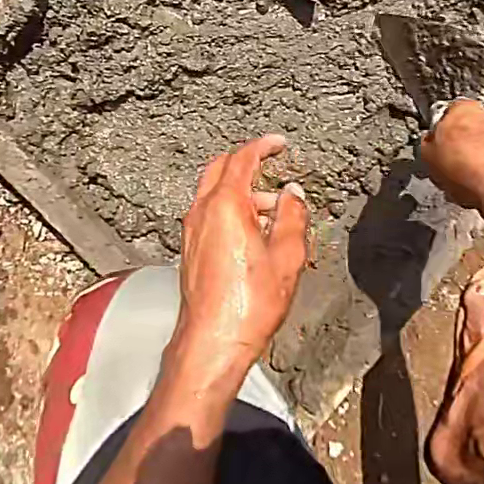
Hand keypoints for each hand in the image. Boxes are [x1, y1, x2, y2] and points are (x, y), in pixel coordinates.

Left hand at [170, 135, 309, 378]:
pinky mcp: (190, 249)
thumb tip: (293, 194)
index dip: (262, 146)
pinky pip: (209, 215)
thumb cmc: (248, 304)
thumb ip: (292, 217)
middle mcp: (201, 213)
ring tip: (274, 213)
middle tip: (271, 165)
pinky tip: (253, 234)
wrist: (212, 340)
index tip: (278, 144)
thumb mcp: (286, 257)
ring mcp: (191, 231)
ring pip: (213, 193)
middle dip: (246, 162)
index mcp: (225, 207)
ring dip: (242, 191)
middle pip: (220, 169)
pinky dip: (230, 210)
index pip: (241, 159)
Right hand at [420, 100, 483, 208]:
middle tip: (446, 162)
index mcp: (463, 107)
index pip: (446, 112)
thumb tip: (428, 144)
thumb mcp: (427, 155)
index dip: (438, 131)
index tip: (433, 144)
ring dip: (475, 157)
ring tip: (461, 178)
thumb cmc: (462, 165)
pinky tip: (477, 184)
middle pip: (469, 127)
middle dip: (460, 142)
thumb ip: (427, 144)